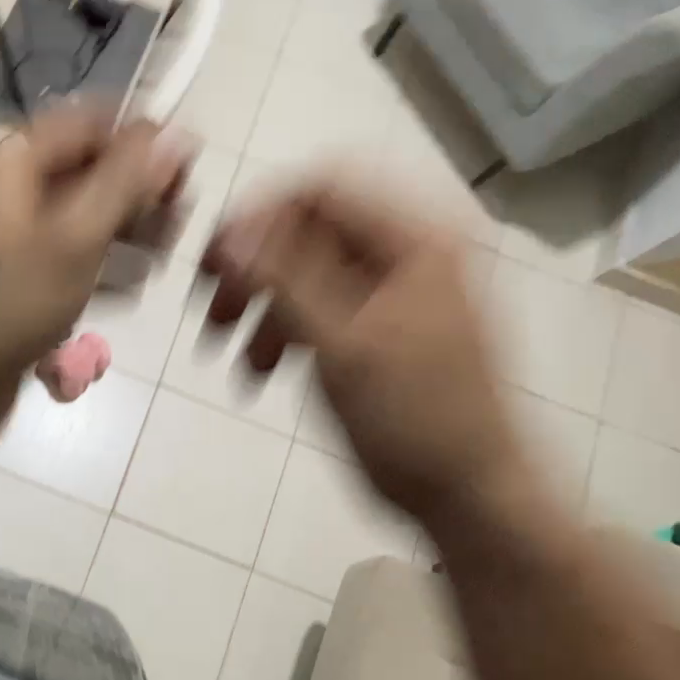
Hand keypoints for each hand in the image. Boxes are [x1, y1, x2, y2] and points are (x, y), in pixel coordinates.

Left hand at [0, 105, 193, 428]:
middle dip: (134, 190)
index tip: (183, 169)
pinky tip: (131, 283)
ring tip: (164, 253)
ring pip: (73, 213)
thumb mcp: (79, 237)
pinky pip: (58, 250)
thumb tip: (175, 133)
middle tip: (180, 219)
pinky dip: (95, 258)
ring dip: (122, 227)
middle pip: (80, 167)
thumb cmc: (17, 306)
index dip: (137, 138)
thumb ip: (127, 180)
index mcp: (4, 160)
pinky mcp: (7, 273)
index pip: (83, 121)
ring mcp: (0, 232)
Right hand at [203, 177, 531, 524]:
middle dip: (253, 271)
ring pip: (307, 275)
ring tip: (232, 356)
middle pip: (309, 232)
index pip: (322, 189)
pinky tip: (262, 372)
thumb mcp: (341, 345)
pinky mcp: (380, 331)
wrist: (468, 491)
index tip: (211, 264)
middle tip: (211, 312)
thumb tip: (228, 235)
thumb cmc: (413, 418)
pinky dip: (283, 333)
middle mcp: (408, 252)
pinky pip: (319, 311)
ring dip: (260, 308)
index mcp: (416, 238)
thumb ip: (283, 280)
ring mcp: (395, 293)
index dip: (258, 218)